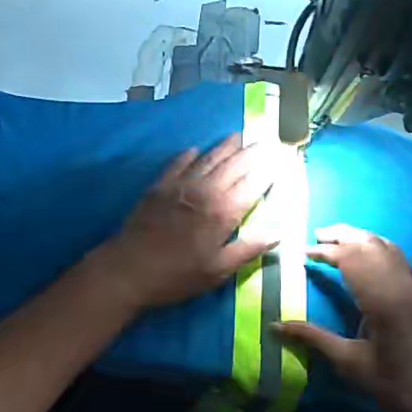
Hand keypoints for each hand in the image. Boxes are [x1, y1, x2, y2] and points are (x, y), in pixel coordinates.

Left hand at [90, 134, 277, 310]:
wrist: (127, 269)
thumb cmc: (176, 276)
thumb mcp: (217, 271)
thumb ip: (248, 249)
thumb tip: (279, 232)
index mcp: (223, 212)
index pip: (254, 184)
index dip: (270, 169)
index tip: (283, 157)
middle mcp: (204, 191)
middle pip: (234, 165)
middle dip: (252, 152)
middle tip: (266, 140)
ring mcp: (179, 186)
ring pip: (208, 159)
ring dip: (225, 147)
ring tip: (239, 136)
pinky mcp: (158, 187)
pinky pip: (177, 164)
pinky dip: (189, 155)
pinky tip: (196, 149)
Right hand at [274, 225, 411, 411]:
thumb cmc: (395, 388)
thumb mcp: (349, 363)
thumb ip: (313, 338)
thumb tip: (274, 325)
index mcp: (381, 298)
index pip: (350, 259)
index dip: (325, 251)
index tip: (302, 252)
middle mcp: (401, 285)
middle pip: (371, 245)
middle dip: (344, 235)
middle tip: (318, 234)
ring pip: (389, 249)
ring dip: (363, 239)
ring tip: (340, 238)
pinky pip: (401, 261)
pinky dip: (381, 250)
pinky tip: (371, 258)